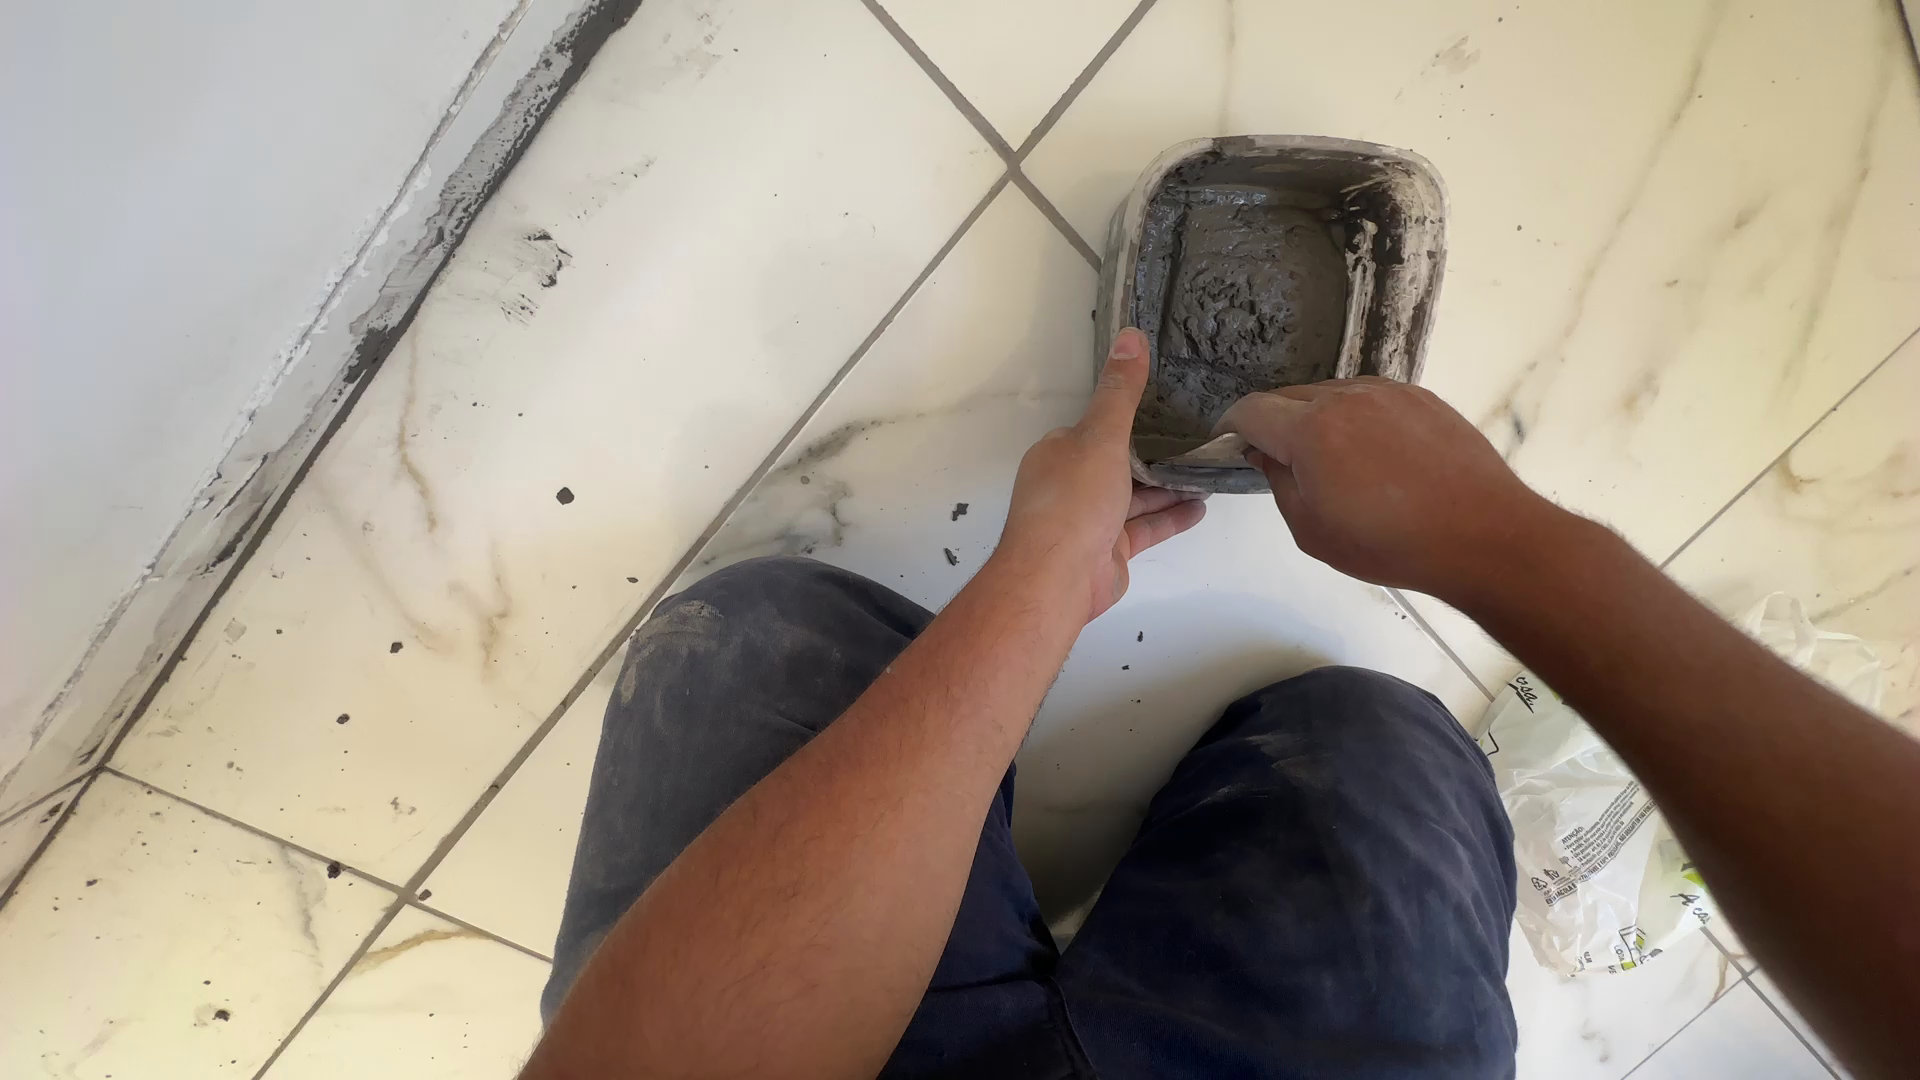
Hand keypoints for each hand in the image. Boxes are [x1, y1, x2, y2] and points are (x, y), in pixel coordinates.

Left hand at [997, 328, 1207, 621]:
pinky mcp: (1109, 551)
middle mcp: (1071, 486)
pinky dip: (1171, 516)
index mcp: (1059, 454)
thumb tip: (1131, 335)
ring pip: (1135, 497)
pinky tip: (1201, 506)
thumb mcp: (1100, 436)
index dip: (1124, 420)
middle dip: (1154, 455)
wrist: (1058, 576)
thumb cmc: (1073, 501)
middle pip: (1118, 465)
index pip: (1093, 430)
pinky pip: (1144, 527)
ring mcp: (1090, 521)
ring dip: (1168, 486)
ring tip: (1208, 470)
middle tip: (1198, 439)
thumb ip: (1120, 392)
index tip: (1163, 406)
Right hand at [1217, 377, 1563, 601]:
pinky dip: (1349, 416)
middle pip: (1285, 397)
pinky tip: (1365, 453)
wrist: (1484, 537)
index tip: (1225, 445)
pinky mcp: (1420, 397)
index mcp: (1310, 431)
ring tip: (1325, 459)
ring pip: (1325, 394)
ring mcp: (1387, 393)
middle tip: (1275, 460)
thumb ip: (1277, 480)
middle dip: (1269, 423)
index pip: (1249, 411)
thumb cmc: (1389, 544)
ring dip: (1310, 418)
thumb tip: (1265, 452)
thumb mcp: (1309, 527)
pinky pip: (1365, 396)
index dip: (1229, 427)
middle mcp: (1345, 398)